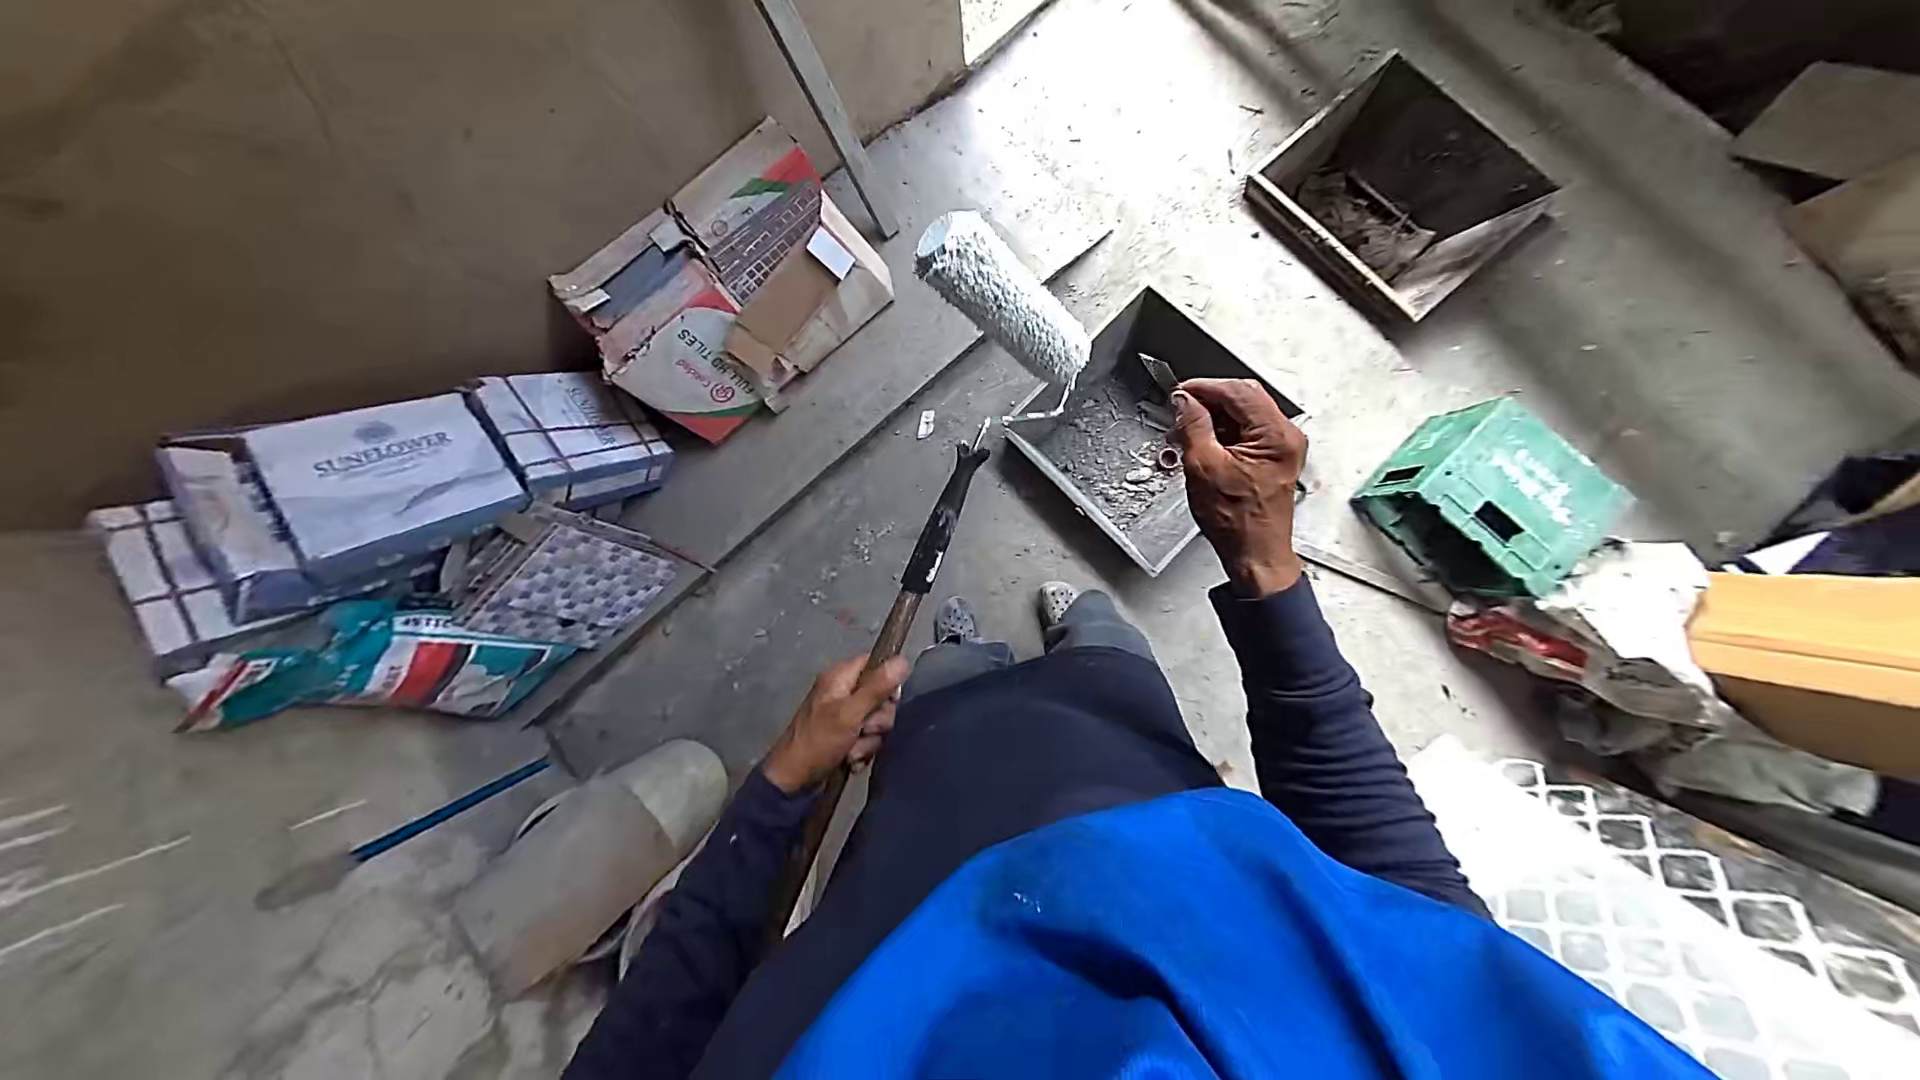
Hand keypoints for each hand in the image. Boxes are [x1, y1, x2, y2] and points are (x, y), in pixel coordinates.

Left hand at [761, 654, 909, 793]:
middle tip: (864, 730)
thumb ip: (877, 687)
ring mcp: (844, 716)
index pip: (875, 663)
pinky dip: (862, 751)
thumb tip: (903, 659)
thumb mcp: (850, 713)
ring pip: (877, 721)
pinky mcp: (846, 737)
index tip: (890, 699)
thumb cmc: (818, 743)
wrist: (793, 783)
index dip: (888, 680)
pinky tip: (851, 760)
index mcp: (840, 677)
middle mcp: (843, 693)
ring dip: (869, 740)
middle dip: (878, 719)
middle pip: (881, 695)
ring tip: (851, 751)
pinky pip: (868, 738)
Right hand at [1170, 378, 1308, 597]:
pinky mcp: (1272, 458)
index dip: (1204, 388)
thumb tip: (1185, 401)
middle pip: (1244, 398)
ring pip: (1243, 414)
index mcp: (1276, 435)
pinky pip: (1245, 432)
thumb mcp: (1203, 468)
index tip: (1179, 392)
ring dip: (1213, 418)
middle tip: (1180, 409)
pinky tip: (1202, 444)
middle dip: (1208, 401)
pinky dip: (1222, 433)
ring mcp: (1281, 448)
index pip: (1238, 391)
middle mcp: (1286, 437)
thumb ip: (1194, 426)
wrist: (1254, 553)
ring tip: (1186, 432)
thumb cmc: (1237, 522)